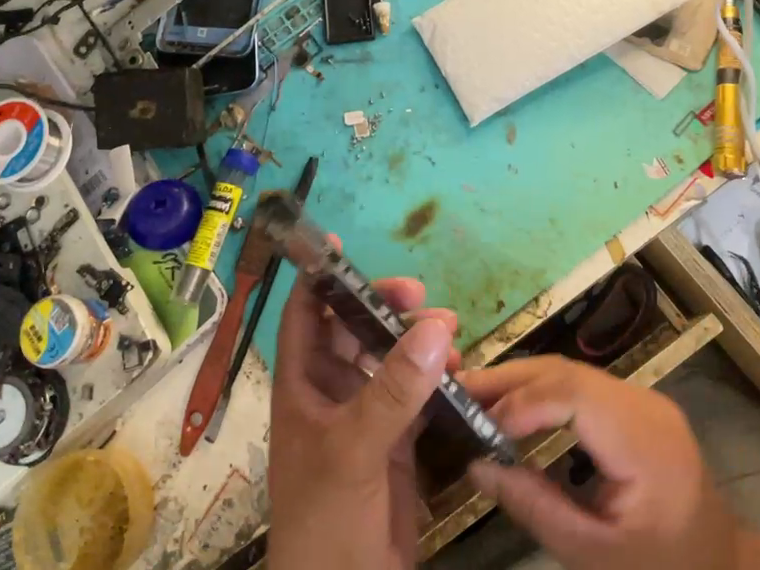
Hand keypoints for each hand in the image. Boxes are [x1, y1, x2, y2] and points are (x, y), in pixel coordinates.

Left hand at [267, 271, 458, 569]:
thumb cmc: (326, 515)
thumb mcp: (354, 447)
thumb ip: (392, 390)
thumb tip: (432, 325)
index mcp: (303, 382)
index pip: (306, 313)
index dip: (320, 277)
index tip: (345, 244)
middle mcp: (331, 390)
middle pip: (355, 329)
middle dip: (384, 307)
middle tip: (421, 295)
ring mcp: (364, 415)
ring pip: (390, 360)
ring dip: (416, 342)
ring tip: (450, 333)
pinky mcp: (395, 442)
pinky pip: (416, 395)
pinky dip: (435, 378)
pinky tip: (456, 371)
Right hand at [460, 356, 745, 569]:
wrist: (724, 568)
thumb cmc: (659, 568)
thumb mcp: (592, 555)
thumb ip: (534, 507)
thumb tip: (475, 465)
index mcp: (644, 442)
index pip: (572, 394)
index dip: (519, 402)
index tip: (477, 425)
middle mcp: (646, 405)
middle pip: (566, 372)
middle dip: (509, 380)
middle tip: (459, 393)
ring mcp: (645, 400)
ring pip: (569, 371)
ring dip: (521, 381)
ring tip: (475, 397)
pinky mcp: (637, 405)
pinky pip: (581, 385)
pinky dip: (542, 391)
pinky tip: (513, 407)